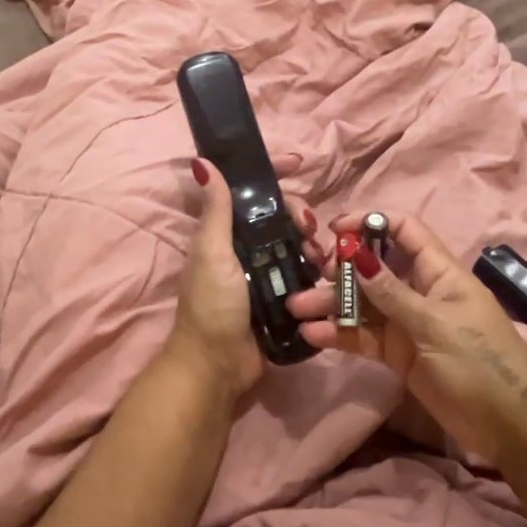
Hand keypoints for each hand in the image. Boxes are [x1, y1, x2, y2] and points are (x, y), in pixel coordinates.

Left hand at [162, 158, 318, 400]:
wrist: (218, 366)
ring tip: (318, 255)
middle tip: (309, 227)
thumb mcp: (213, 252)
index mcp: (224, 232)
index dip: (271, 173)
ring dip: (310, 241)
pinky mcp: (281, 295)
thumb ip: (216, 209)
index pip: (248, 191)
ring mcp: (263, 271)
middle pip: (279, 214)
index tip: (298, 163)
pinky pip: (303, 271)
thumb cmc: (212, 305)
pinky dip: (315, 266)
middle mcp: (244, 246)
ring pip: (295, 241)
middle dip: (298, 212)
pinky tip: (324, 270)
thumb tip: (202, 160)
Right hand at [285, 213, 526, 466]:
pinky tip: (311, 335)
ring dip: (330, 303)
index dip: (370, 222)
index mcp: (438, 271)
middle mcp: (419, 290)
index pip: (403, 230)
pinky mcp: (398, 354)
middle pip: (374, 266)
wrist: (511, 428)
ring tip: (295, 308)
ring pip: (362, 302)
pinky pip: (363, 335)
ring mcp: (407, 322)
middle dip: (339, 267)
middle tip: (307, 274)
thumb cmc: (482, 362)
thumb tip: (355, 253)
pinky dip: (338, 334)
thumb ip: (391, 292)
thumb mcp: (435, 324)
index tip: (335, 230)